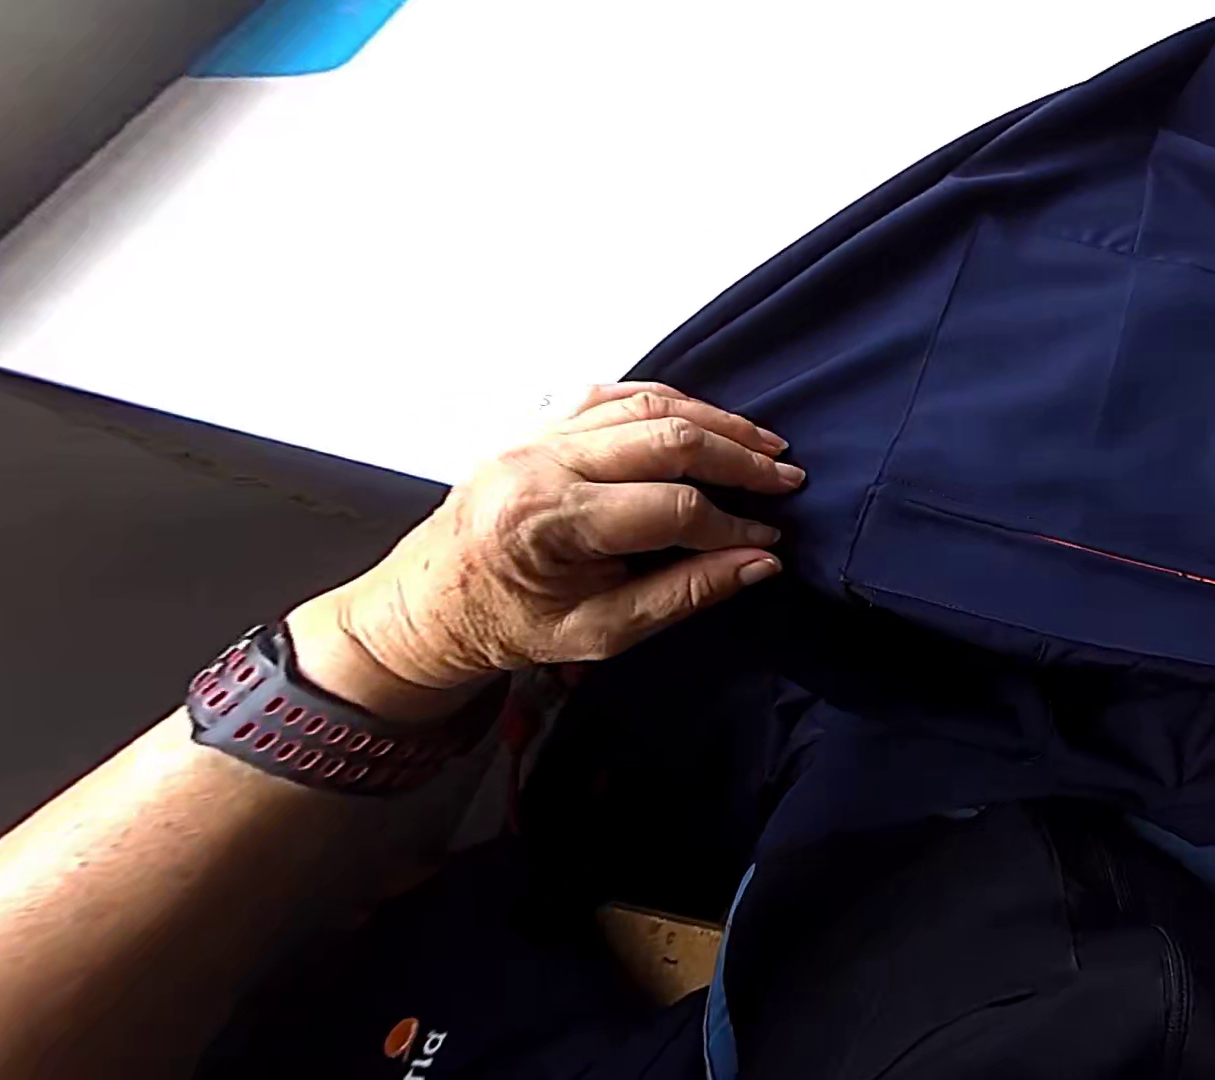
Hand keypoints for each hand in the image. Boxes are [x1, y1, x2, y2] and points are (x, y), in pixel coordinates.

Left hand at [284, 383, 800, 720]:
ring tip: (762, 444)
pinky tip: (706, 418)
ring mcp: (537, 432)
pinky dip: (672, 402)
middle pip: (666, 439)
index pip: (671, 509)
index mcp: (549, 522)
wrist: (430, 600)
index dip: (731, 525)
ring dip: (716, 422)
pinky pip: (618, 393)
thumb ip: (686, 593)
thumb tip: (760, 562)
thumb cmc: (511, 624)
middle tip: (784, 476)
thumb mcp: (602, 632)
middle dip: (738, 458)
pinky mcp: (540, 422)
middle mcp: (541, 461)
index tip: (768, 539)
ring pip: (648, 405)